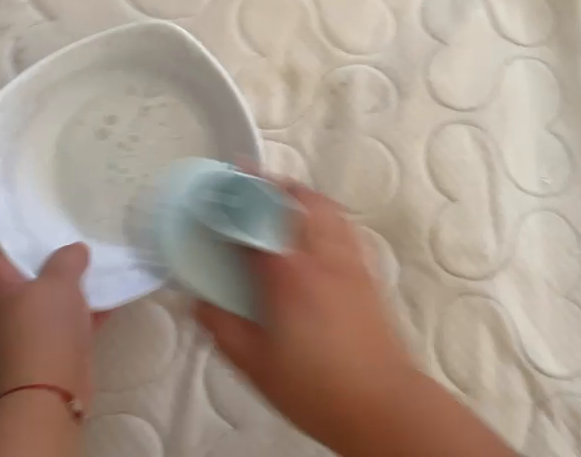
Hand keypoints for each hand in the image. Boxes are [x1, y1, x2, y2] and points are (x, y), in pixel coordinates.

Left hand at [0, 237, 109, 407]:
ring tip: (93, 250)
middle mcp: (7, 307)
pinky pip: (69, 317)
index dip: (1, 225)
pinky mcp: (50, 347)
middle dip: (42, 248)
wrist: (51, 392)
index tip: (20, 203)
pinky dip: (87, 305)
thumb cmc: (44, 329)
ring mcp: (27, 329)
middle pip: (21, 270)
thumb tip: (74, 251)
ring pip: (48, 293)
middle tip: (66, 221)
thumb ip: (67, 258)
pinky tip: (111, 289)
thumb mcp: (59, 281)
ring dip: (68, 277)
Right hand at [194, 182, 423, 454]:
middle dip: (267, 184)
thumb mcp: (254, 364)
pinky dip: (323, 210)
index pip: (256, 223)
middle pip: (294, 199)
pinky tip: (315, 222)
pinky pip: (342, 223)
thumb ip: (222, 327)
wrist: (380, 400)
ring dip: (297, 192)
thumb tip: (200, 301)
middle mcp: (321, 256)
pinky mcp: (367, 268)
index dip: (234, 201)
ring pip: (323, 205)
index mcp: (289, 275)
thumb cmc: (319, 388)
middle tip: (247, 180)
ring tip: (278, 193)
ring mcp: (349, 259)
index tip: (218, 190)